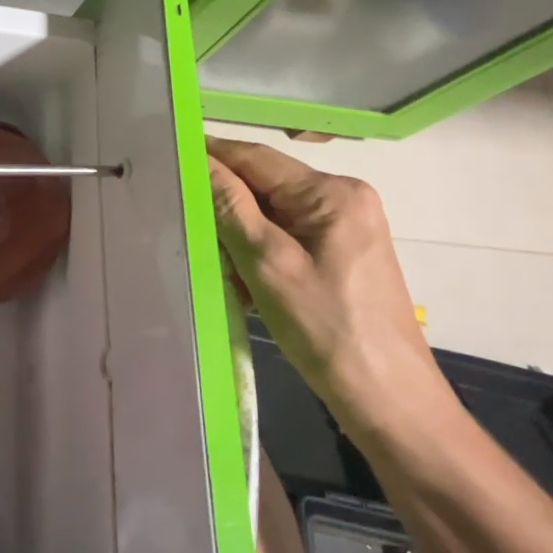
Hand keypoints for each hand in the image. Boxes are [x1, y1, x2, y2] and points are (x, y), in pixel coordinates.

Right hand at [207, 138, 450, 440]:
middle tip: (180, 220)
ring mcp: (346, 227)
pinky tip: (242, 282)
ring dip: (238, 234)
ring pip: (271, 213)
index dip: (210, 154)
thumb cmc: (326, 327)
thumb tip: (198, 160)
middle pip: (264, 184)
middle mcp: (344, 198)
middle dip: (223, 204)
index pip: (256, 157)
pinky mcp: (343, 254)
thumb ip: (230, 206)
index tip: (165, 156)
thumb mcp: (267, 263)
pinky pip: (287, 237)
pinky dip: (259, 252)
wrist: (386, 398)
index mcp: (332, 192)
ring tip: (214, 264)